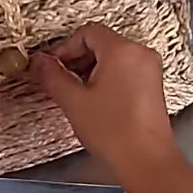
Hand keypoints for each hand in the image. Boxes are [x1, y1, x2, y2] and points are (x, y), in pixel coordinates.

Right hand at [31, 24, 181, 181]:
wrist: (146, 160)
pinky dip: (108, 77)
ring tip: (77, 94)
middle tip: (61, 80)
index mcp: (122, 50)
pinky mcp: (153, 85)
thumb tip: (39, 61)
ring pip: (114, 57)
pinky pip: (126, 70)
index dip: (65, 48)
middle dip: (78, 59)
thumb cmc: (112, 130)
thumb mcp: (74, 101)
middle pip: (102, 43)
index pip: (88, 33)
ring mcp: (150, 69)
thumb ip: (53, 76)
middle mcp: (140, 53)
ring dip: (91, 69)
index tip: (52, 66)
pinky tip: (96, 100)